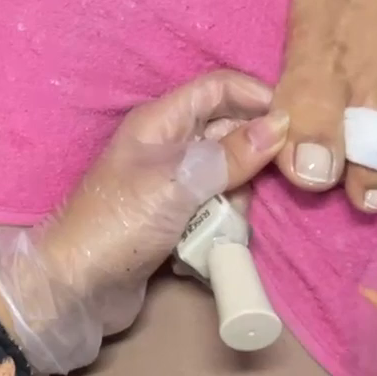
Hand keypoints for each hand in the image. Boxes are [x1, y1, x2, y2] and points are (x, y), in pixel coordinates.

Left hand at [0, 70, 288, 374]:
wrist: (78, 287)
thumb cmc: (119, 223)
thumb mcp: (178, 183)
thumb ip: (230, 155)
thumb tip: (280, 125)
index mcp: (160, 121)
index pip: (218, 88)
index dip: (257, 97)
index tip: (298, 123)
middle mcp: (168, 144)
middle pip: (229, 131)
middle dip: (254, 155)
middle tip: (270, 183)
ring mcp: (172, 183)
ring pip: (229, 174)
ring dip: (238, 197)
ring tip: (228, 221)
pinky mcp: (177, 217)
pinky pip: (217, 208)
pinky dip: (224, 222)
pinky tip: (217, 242)